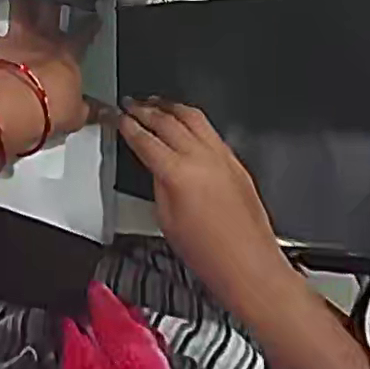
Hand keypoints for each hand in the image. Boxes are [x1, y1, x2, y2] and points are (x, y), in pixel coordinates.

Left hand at [0, 0, 97, 136]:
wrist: (20, 106)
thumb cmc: (50, 107)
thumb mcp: (78, 114)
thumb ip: (89, 110)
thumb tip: (103, 114)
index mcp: (69, 54)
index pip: (85, 33)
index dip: (90, 24)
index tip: (94, 17)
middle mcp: (45, 40)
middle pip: (52, 10)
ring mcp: (19, 40)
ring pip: (21, 10)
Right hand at [110, 98, 299, 315]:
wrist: (249, 266)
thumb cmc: (209, 254)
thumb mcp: (166, 220)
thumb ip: (158, 184)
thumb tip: (155, 165)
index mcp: (178, 173)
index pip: (146, 139)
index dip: (129, 126)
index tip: (120, 118)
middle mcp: (202, 158)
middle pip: (167, 121)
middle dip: (145, 109)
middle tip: (132, 104)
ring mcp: (222, 156)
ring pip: (193, 117)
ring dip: (171, 107)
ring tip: (156, 103)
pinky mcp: (236, 161)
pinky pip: (211, 129)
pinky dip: (193, 119)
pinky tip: (186, 121)